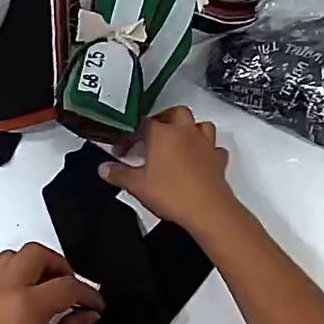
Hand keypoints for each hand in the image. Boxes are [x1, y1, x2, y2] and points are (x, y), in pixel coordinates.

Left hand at [0, 244, 103, 323]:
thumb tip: (85, 316)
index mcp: (26, 305)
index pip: (67, 285)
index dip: (88, 294)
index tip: (95, 303)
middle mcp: (0, 292)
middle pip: (35, 254)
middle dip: (60, 265)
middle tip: (72, 286)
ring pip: (9, 258)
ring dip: (32, 265)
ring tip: (48, 288)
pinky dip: (12, 278)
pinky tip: (23, 301)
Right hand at [99, 106, 243, 239]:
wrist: (207, 209)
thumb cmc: (172, 193)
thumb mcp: (137, 186)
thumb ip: (119, 174)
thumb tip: (105, 169)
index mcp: (161, 133)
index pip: (141, 124)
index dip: (130, 134)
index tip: (124, 148)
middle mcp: (185, 132)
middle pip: (175, 113)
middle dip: (164, 120)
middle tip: (153, 135)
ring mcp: (204, 144)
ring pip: (200, 125)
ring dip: (190, 129)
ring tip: (180, 141)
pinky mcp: (218, 159)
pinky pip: (215, 148)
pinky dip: (208, 151)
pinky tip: (200, 159)